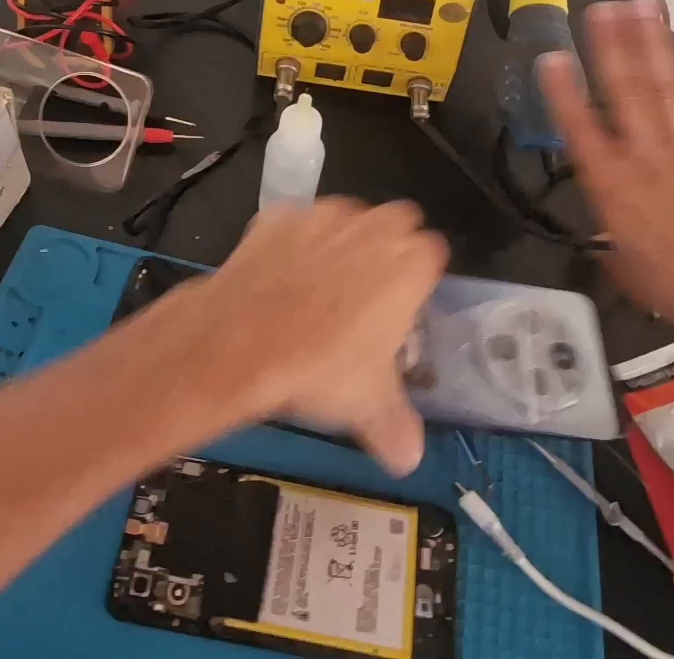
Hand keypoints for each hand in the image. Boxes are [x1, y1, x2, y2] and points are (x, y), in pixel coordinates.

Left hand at [139, 198, 446, 474]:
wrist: (240, 341)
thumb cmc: (320, 367)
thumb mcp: (368, 406)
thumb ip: (397, 427)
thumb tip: (408, 458)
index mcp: (410, 262)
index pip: (433, 251)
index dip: (418, 277)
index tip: (403, 304)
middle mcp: (372, 226)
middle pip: (394, 223)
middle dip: (386, 248)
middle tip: (368, 292)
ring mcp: (322, 215)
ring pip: (345, 218)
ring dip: (340, 242)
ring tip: (319, 287)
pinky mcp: (278, 215)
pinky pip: (295, 224)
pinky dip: (292, 243)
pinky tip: (280, 277)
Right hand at [539, 0, 673, 323]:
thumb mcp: (627, 267)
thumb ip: (612, 243)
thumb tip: (607, 239)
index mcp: (611, 185)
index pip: (579, 128)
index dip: (563, 91)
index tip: (552, 58)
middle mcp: (645, 155)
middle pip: (623, 91)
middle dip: (611, 45)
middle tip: (603, 7)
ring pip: (666, 86)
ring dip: (653, 43)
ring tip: (644, 5)